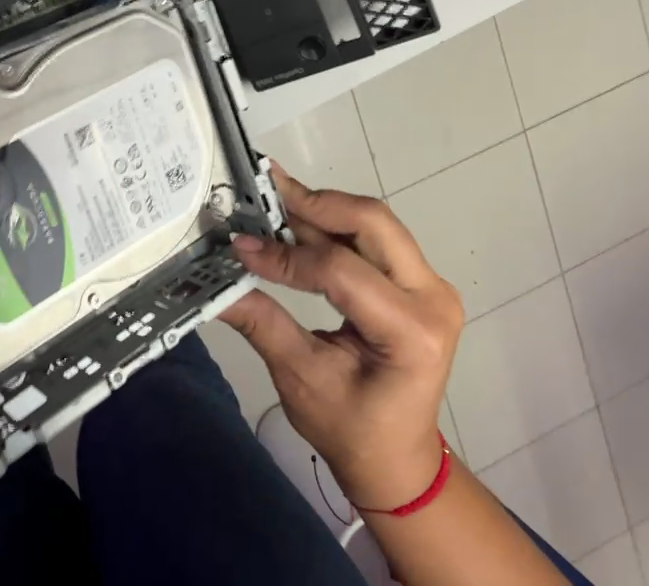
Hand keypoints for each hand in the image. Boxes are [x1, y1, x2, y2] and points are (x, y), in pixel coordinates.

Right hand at [219, 167, 463, 510]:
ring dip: (321, 209)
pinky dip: (331, 224)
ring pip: (374, 222)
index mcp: (412, 332)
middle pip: (373, 224)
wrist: (394, 457)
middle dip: (314, 204)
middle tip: (264, 191)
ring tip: (272, 197)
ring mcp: (429, 285)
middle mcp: (432, 297)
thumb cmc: (350, 428)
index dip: (287, 255)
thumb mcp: (300, 379)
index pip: (343, 270)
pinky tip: (295, 217)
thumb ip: (262, 322)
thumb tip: (216, 281)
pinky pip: (373, 238)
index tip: (239, 246)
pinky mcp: (416, 280)